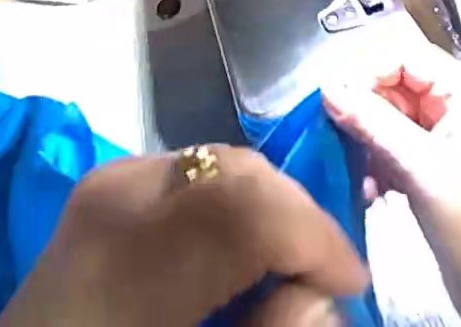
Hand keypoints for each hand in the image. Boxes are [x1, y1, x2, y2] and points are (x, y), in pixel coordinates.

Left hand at [0, 146, 367, 326]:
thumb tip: (320, 295)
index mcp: (116, 265)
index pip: (239, 208)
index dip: (311, 236)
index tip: (350, 286)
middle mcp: (112, 201)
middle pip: (238, 174)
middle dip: (297, 220)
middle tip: (324, 278)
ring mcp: (109, 183)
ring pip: (227, 165)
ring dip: (272, 210)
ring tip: (291, 266)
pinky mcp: (114, 183)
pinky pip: (202, 175)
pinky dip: (239, 206)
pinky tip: (244, 252)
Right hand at [323, 43, 460, 326]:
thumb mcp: (426, 171)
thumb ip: (376, 125)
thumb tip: (329, 88)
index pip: (408, 56)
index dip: (368, 69)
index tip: (330, 98)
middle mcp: (460, 108)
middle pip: (401, 86)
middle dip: (365, 107)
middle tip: (333, 137)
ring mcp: (451, 143)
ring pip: (397, 121)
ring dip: (369, 140)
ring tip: (354, 170)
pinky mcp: (442, 175)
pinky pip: (402, 152)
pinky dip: (381, 164)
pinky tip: (368, 190)